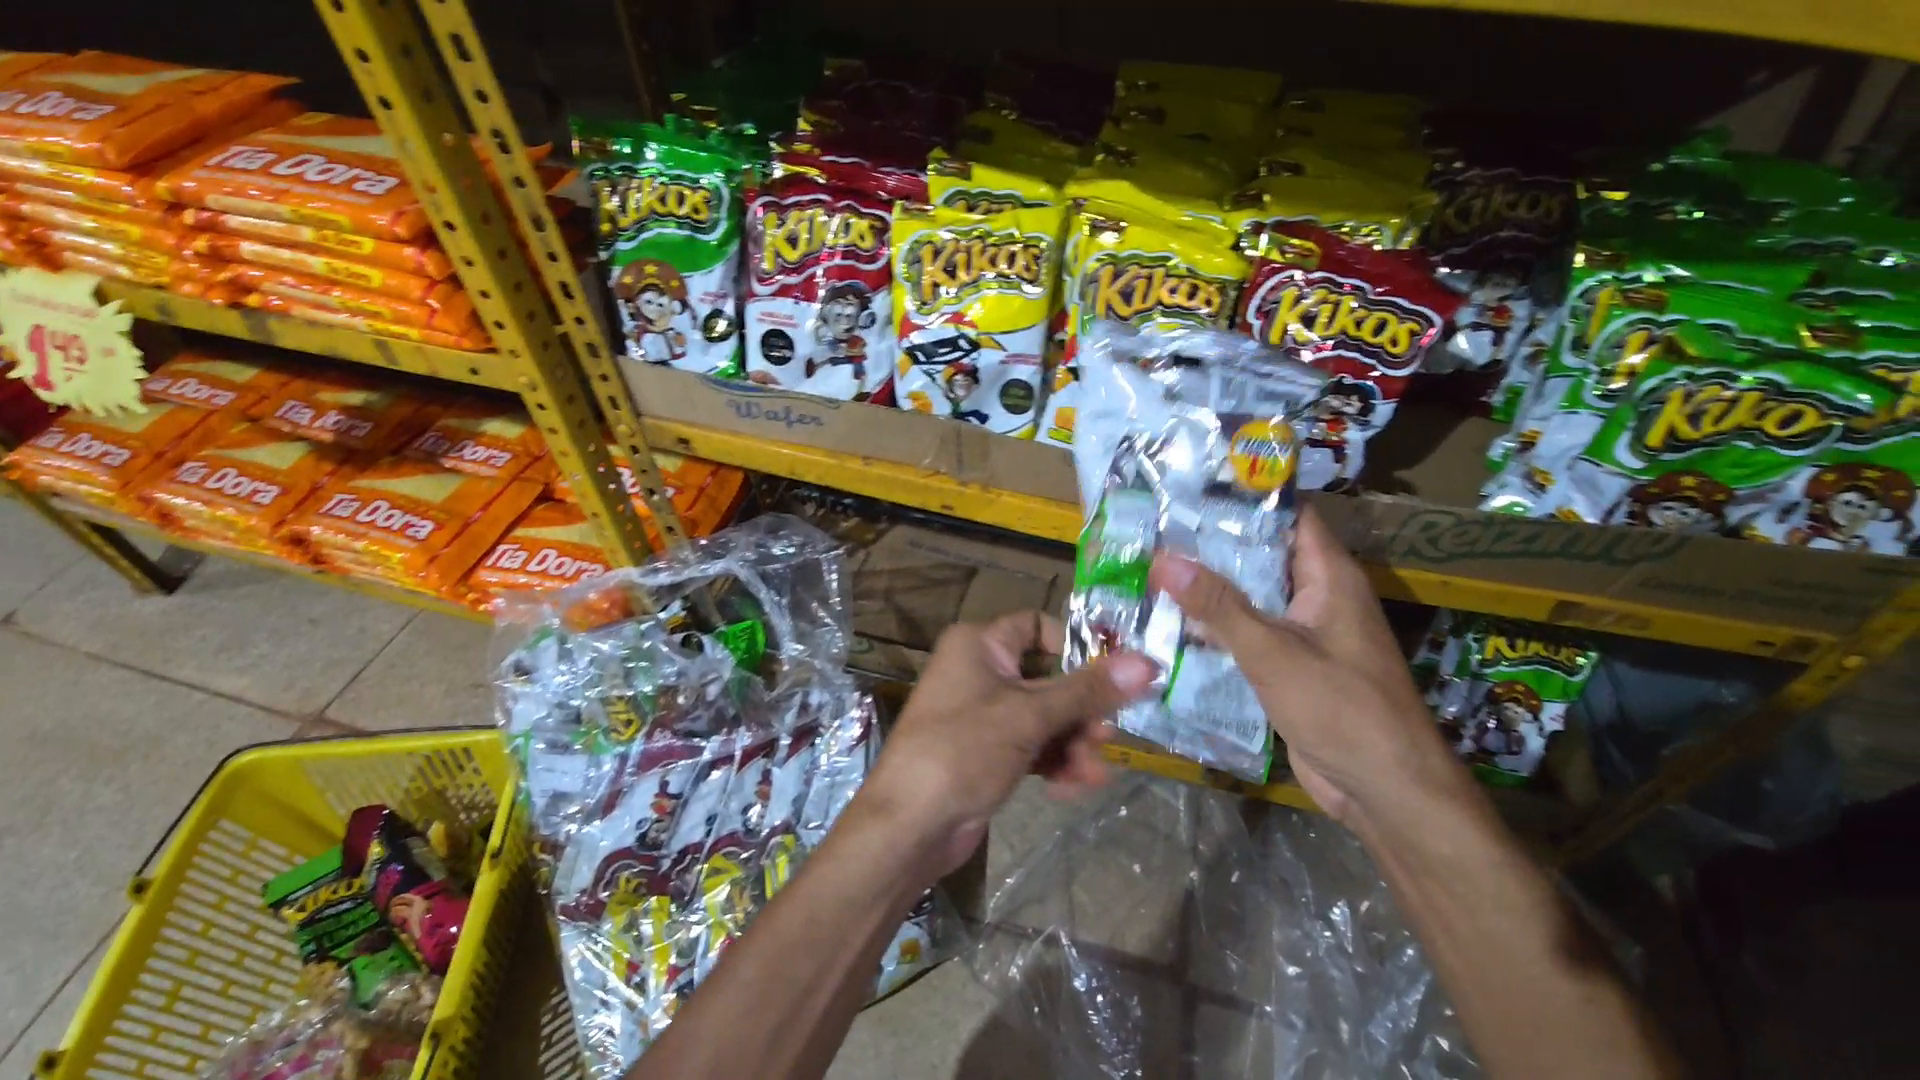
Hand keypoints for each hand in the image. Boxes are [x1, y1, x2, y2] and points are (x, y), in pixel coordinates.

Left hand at [859, 612, 1155, 875]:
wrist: (910, 826)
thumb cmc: (963, 751)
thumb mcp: (1029, 716)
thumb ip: (1088, 691)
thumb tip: (1148, 662)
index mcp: (979, 645)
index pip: (1036, 626)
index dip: (1075, 647)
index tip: (1113, 675)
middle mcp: (980, 672)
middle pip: (1049, 679)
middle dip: (1082, 712)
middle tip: (1108, 737)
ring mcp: (982, 716)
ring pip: (1045, 718)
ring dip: (1073, 744)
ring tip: (1092, 774)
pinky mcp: (987, 754)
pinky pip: (1032, 747)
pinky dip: (1054, 763)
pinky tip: (1072, 789)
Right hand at [1148, 507, 1461, 823]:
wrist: (1384, 789)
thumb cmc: (1341, 708)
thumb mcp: (1273, 652)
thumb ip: (1219, 605)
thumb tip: (1163, 558)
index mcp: (1330, 577)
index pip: (1288, 516)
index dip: (1244, 498)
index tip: (1189, 488)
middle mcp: (1320, 598)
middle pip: (1263, 556)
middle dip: (1212, 546)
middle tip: (1153, 531)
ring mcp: (1306, 635)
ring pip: (1252, 599)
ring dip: (1210, 591)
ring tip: (1150, 572)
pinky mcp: (1292, 669)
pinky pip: (1251, 637)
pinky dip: (1217, 630)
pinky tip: (1171, 628)